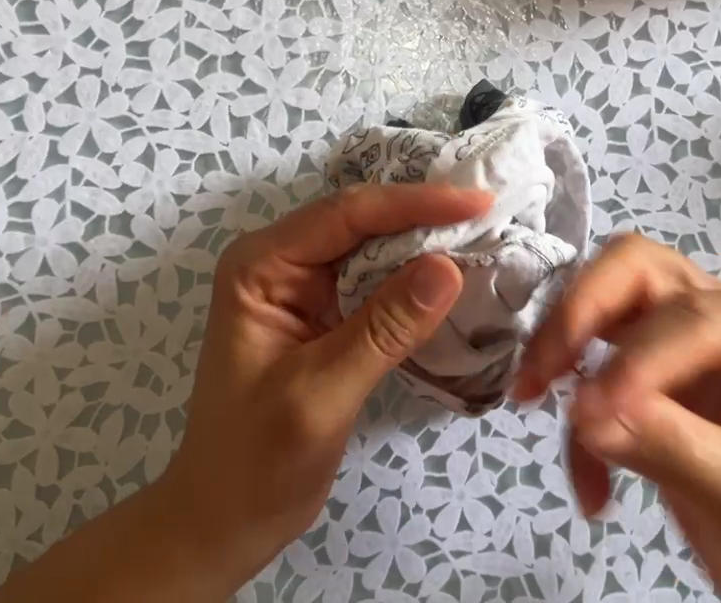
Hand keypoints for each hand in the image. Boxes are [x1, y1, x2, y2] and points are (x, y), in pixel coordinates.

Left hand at [0, 183, 490, 602]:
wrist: (227, 520)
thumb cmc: (256, 462)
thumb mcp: (321, 394)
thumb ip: (383, 329)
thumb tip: (448, 268)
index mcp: (261, 265)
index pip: (347, 214)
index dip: (416, 203)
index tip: (479, 201)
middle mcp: (280, 261)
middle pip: (363, 220)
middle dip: (426, 214)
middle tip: (493, 210)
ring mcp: (302, 286)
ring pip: (374, 245)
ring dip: (425, 242)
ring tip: (486, 231)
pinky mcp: (326, 312)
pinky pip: (377, 279)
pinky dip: (415, 276)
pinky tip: (454, 273)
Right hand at [514, 233, 720, 602]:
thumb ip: (674, 448)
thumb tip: (584, 413)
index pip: (696, 319)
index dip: (637, 360)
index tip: (588, 418)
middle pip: (639, 272)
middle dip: (581, 314)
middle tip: (540, 374)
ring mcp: (692, 337)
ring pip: (611, 297)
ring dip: (565, 344)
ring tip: (532, 399)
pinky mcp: (659, 367)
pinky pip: (599, 361)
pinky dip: (580, 413)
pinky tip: (593, 487)